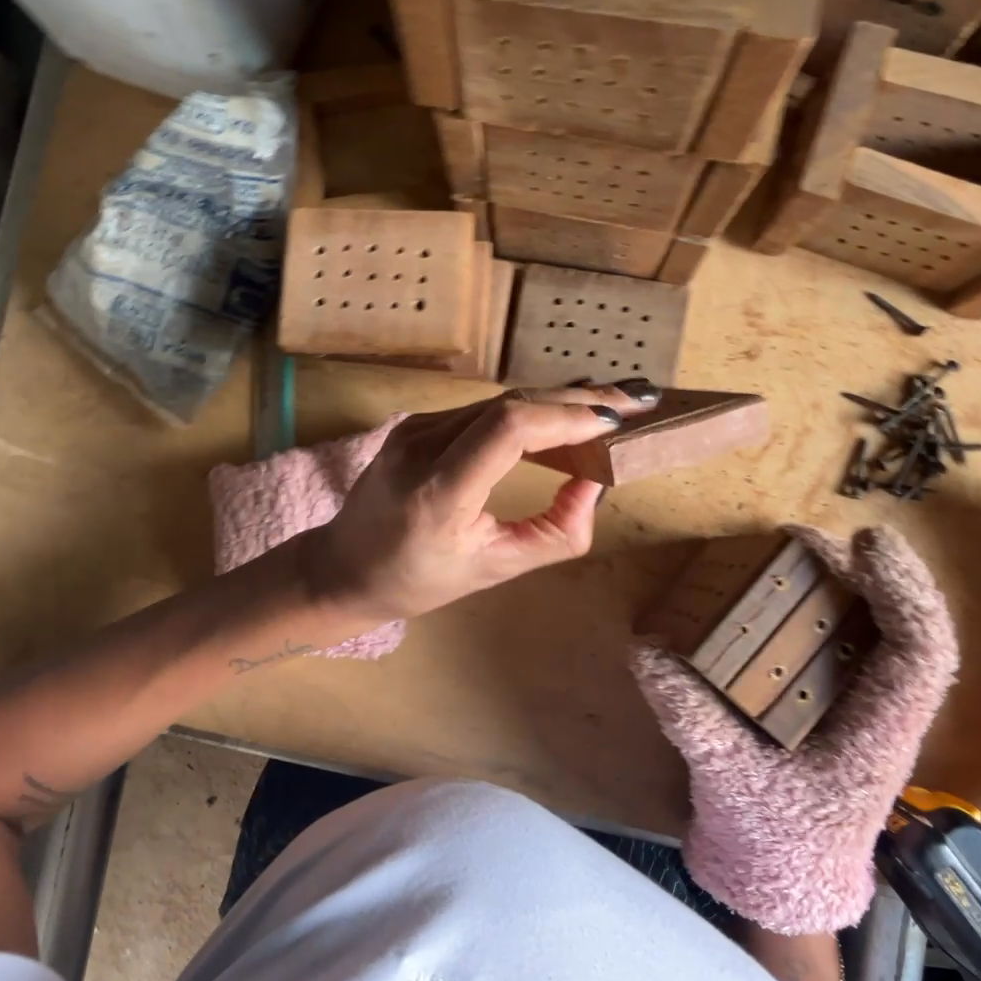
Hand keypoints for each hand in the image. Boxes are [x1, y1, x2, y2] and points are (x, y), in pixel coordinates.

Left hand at [300, 381, 661, 622]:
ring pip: (499, 401)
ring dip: (557, 401)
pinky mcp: (415, 424)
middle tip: (635, 400)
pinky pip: (481, 410)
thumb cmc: (419, 580)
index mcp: (438, 492)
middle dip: (577, 400)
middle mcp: (420, 448)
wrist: (345, 567)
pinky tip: (562, 415)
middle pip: (509, 404)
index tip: (614, 424)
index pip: (507, 429)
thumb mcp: (494, 567)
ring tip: (611, 406)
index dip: (565, 416)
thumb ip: (556, 531)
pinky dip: (528, 411)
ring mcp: (413, 429)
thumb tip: (597, 482)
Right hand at [630, 525, 959, 934]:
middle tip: (802, 537)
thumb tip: (648, 651)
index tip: (867, 543)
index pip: (921, 650)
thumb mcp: (729, 782)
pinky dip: (807, 608)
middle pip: (897, 625)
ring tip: (790, 551)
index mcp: (879, 731)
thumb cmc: (774, 845)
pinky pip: (829, 643)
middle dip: (861, 572)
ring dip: (837, 584)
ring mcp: (853, 706)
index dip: (903, 590)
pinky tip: (767, 595)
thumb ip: (693, 721)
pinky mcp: (822, 706)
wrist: (779, 882)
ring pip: (868, 629)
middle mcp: (877, 709)